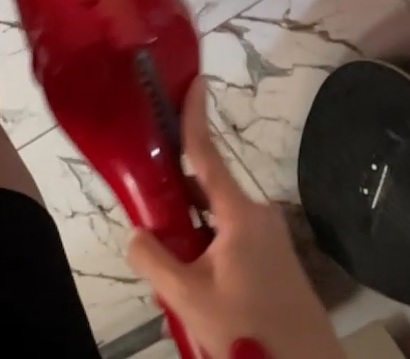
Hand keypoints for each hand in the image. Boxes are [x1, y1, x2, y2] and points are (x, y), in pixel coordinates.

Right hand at [128, 86, 343, 358]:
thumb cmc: (251, 330)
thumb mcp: (188, 298)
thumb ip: (153, 258)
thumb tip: (136, 233)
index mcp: (239, 214)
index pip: (206, 153)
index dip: (194, 114)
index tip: (192, 79)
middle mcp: (256, 217)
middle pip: (202, 190)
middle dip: (172, 201)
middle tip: (146, 220)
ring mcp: (267, 241)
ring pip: (212, 222)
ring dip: (187, 236)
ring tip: (167, 274)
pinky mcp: (273, 263)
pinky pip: (226, 242)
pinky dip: (203, 252)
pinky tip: (191, 289)